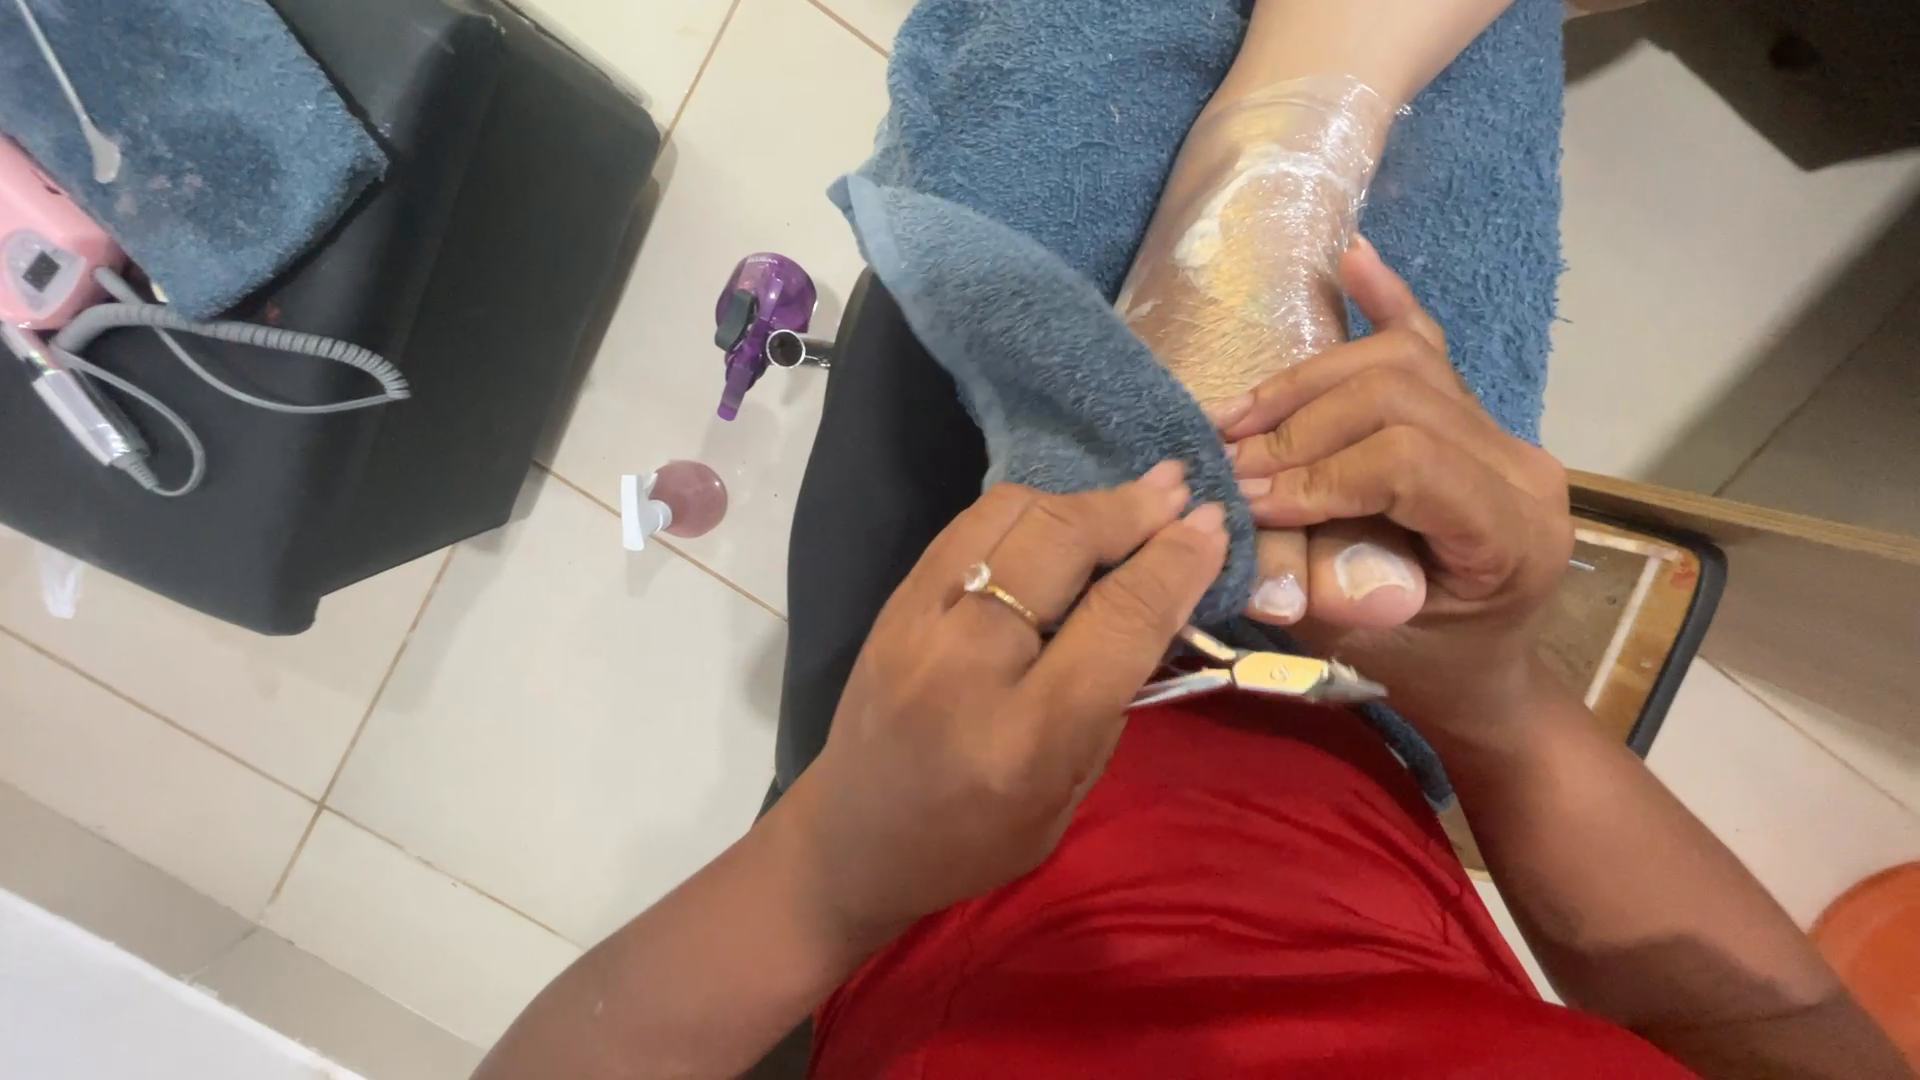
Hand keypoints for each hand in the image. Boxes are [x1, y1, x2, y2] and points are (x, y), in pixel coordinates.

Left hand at [777, 468, 1228, 941]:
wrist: (853, 836)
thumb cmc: (972, 840)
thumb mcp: (1068, 795)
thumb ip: (1112, 695)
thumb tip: (1155, 596)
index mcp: (1024, 736)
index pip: (1117, 620)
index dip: (1175, 561)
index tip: (1213, 525)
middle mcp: (965, 664)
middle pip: (1058, 543)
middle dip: (1130, 509)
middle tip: (1177, 492)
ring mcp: (916, 621)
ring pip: (1007, 514)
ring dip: (1077, 500)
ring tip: (1123, 504)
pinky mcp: (891, 600)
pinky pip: (967, 526)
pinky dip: (1025, 510)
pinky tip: (1057, 521)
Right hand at [1217, 244, 1573, 730]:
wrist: (1480, 669)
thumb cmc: (1422, 668)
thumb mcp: (1356, 642)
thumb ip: (1301, 577)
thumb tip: (1232, 517)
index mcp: (1510, 531)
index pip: (1408, 461)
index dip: (1316, 475)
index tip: (1247, 502)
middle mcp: (1518, 463)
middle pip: (1398, 394)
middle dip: (1297, 430)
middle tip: (1228, 466)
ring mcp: (1498, 430)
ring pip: (1399, 361)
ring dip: (1304, 385)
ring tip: (1237, 419)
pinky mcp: (1468, 419)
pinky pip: (1427, 344)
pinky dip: (1383, 301)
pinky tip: (1350, 261)